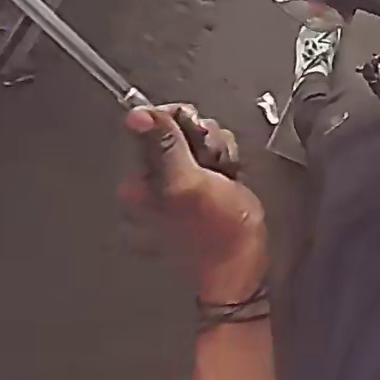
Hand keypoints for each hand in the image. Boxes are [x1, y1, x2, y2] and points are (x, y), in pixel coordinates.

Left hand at [122, 104, 266, 303]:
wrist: (243, 265)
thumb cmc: (218, 227)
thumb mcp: (189, 183)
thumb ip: (164, 146)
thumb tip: (136, 113)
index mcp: (136, 183)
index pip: (151, 126)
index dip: (180, 121)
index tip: (201, 136)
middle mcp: (148, 184)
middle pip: (176, 132)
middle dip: (204, 140)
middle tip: (217, 163)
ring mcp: (173, 188)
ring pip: (196, 143)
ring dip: (218, 151)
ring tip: (227, 175)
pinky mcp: (197, 190)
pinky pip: (207, 159)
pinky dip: (223, 163)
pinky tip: (230, 179)